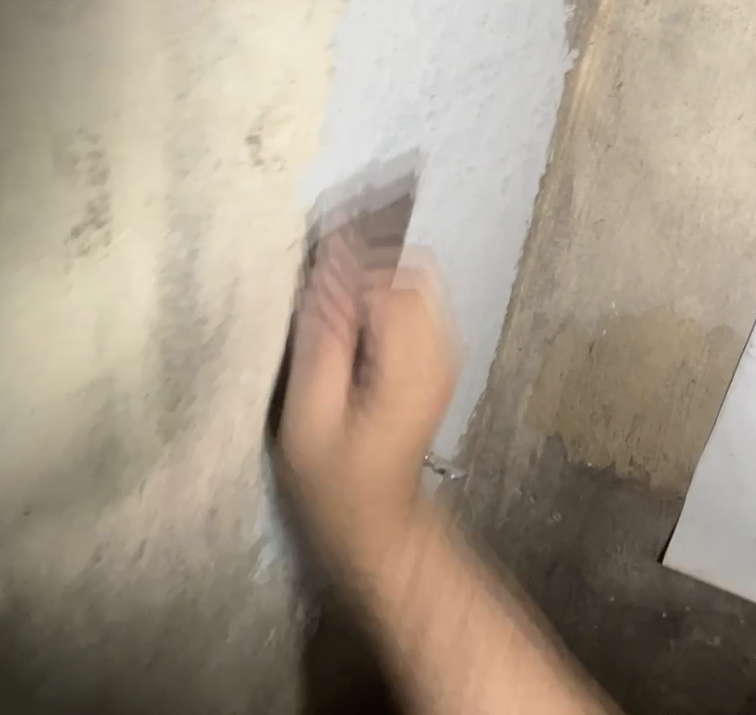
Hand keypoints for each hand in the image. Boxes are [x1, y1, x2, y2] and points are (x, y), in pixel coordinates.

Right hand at [278, 228, 459, 580]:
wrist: (380, 521)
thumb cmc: (335, 481)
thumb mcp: (310, 418)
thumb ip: (321, 342)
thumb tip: (321, 276)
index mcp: (412, 363)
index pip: (391, 283)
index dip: (354, 256)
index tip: (319, 234)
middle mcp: (441, 348)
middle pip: (414, 272)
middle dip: (369, 255)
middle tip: (322, 254)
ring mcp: (445, 352)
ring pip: (420, 282)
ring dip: (377, 268)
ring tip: (330, 274)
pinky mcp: (438, 357)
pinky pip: (418, 302)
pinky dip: (385, 289)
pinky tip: (350, 301)